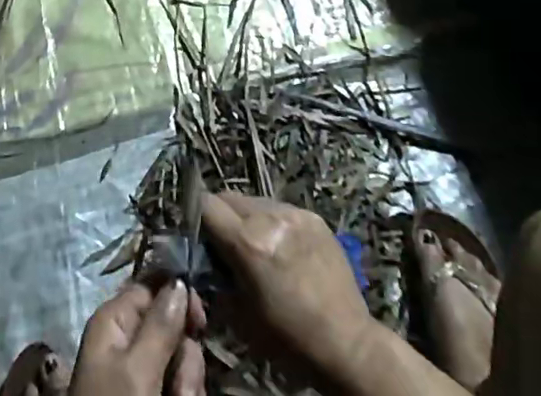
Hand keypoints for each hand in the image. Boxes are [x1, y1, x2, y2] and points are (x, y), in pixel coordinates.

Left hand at [70, 281, 206, 395]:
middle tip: (180, 387)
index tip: (199, 321)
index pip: (153, 285)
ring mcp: (139, 371)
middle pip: (173, 326)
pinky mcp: (150, 394)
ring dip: (187, 384)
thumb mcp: (138, 370)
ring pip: (181, 360)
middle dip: (185, 358)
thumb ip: (160, 324)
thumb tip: (179, 280)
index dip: (179, 296)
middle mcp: (126, 340)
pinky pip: (179, 384)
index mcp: (114, 321)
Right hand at [200, 192, 376, 380]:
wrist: (346, 343)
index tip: (194, 233)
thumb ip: (215, 278)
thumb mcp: (238, 315)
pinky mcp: (314, 217)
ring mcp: (296, 213)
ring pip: (255, 201)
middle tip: (222, 244)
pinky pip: (281, 209)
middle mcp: (271, 217)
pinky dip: (272, 223)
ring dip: (247, 218)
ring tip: (255, 247)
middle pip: (229, 197)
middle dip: (219, 216)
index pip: (206, 204)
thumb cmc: (287, 339)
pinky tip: (281, 249)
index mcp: (248, 242)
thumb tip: (199, 259)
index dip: (195, 216)